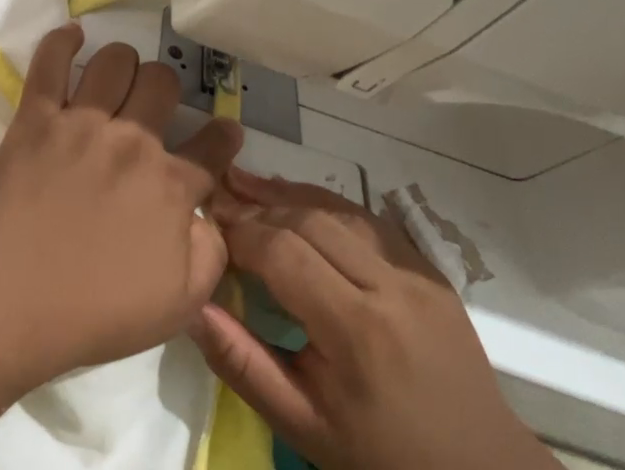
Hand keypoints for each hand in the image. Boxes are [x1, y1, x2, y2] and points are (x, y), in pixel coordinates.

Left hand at [0, 25, 243, 382]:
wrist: (12, 290)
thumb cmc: (96, 308)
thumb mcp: (180, 304)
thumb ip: (208, 255)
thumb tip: (209, 221)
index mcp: (173, 185)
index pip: (211, 149)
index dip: (223, 137)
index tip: (226, 131)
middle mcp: (134, 141)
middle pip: (162, 86)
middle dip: (168, 87)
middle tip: (158, 104)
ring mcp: (83, 122)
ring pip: (115, 63)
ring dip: (124, 62)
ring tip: (120, 75)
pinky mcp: (36, 116)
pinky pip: (50, 62)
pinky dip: (62, 41)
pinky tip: (74, 34)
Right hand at [193, 173, 559, 469]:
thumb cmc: (379, 453)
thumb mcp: (299, 422)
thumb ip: (240, 362)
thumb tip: (191, 305)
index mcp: (356, 331)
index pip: (283, 252)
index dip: (238, 232)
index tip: (205, 228)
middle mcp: (392, 290)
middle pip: (311, 220)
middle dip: (257, 207)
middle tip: (216, 202)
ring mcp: (419, 276)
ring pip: (343, 211)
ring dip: (289, 196)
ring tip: (244, 183)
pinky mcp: (432, 273)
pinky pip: (372, 223)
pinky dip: (327, 206)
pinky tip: (297, 203)